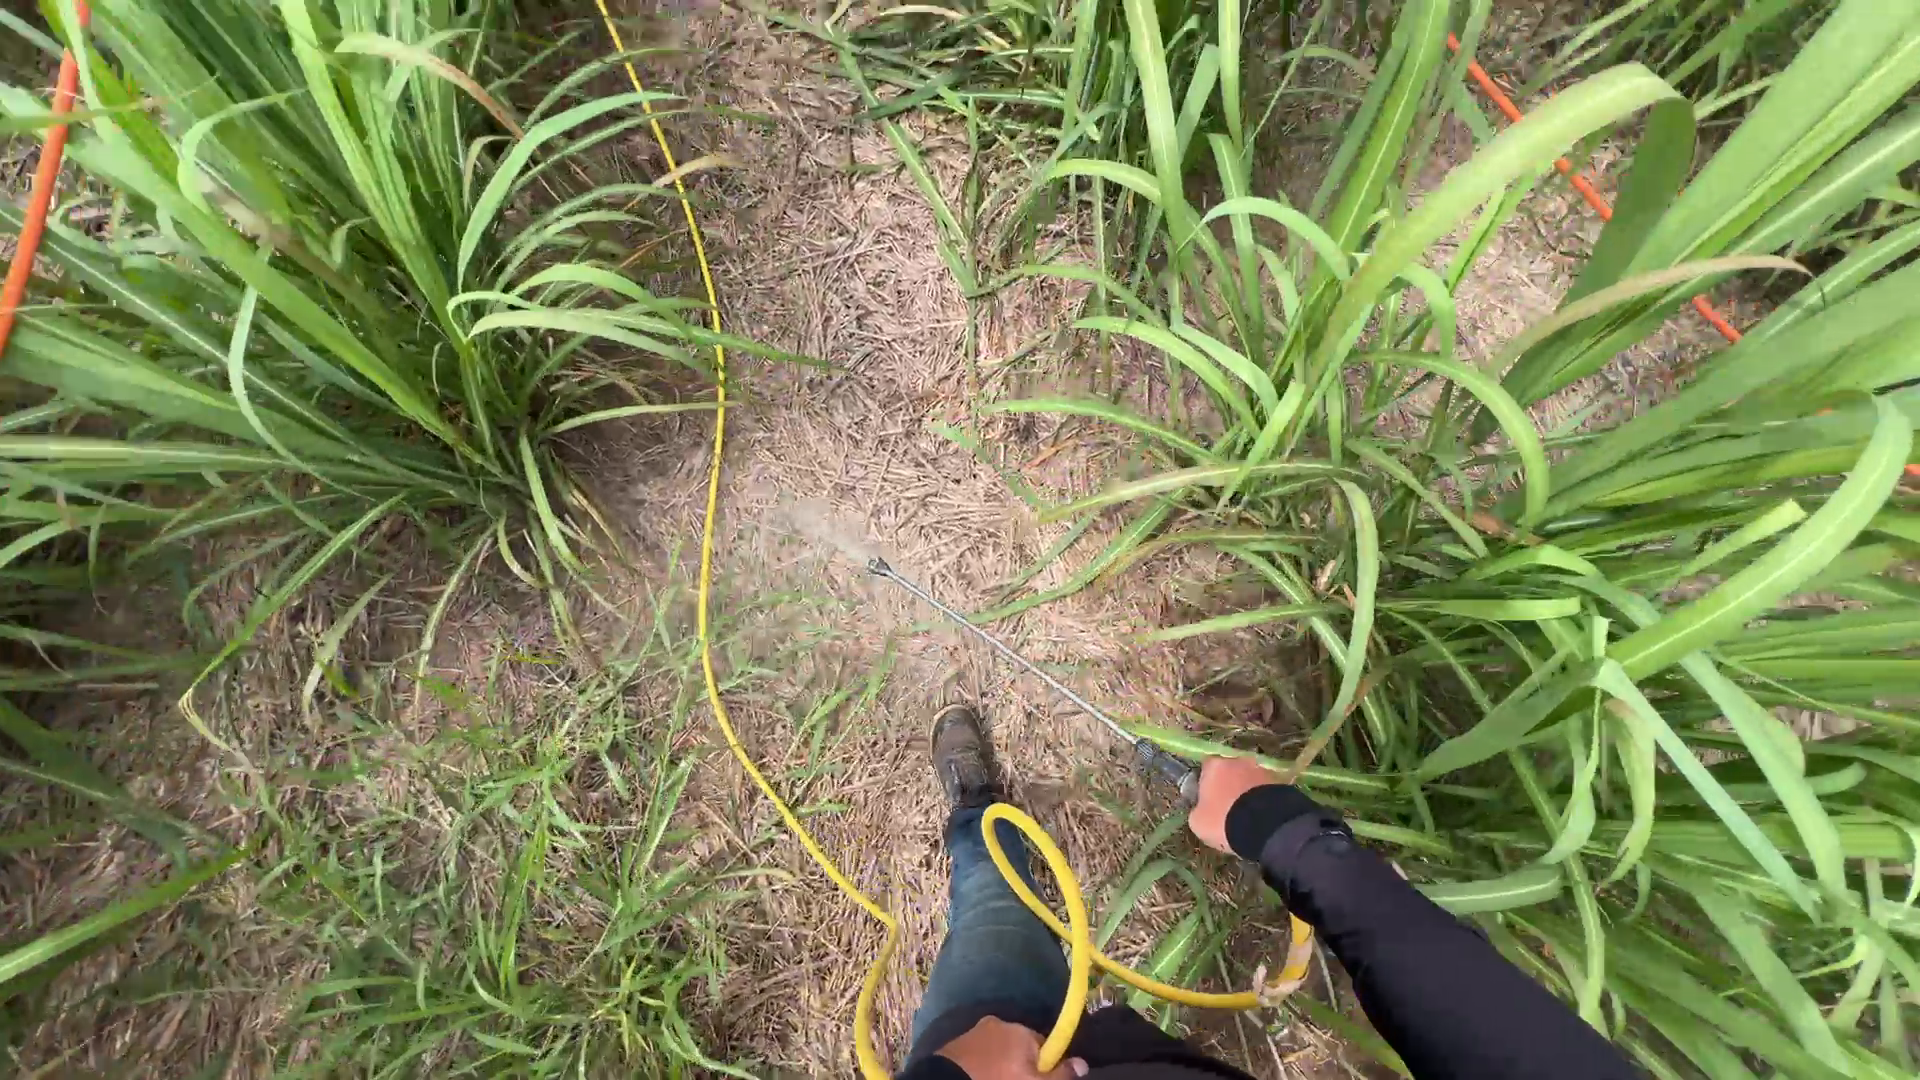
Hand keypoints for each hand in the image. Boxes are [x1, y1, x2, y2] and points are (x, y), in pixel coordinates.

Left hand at [935, 1016, 1088, 1078]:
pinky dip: (981, 1068)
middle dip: (1020, 1066)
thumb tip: (1084, 1063)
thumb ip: (1060, 1076)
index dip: (1044, 1066)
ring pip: (997, 1052)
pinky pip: (977, 1057)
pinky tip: (981, 1078)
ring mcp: (974, 1032)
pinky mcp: (956, 1045)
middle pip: (1019, 1048)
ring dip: (999, 1067)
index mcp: (1020, 1030)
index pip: (1043, 1045)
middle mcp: (998, 1023)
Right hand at [1187, 755, 1286, 853]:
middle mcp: (1237, 761)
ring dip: (1248, 793)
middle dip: (1229, 786)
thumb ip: (1197, 810)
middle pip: (1230, 772)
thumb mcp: (1198, 822)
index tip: (1208, 801)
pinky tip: (1263, 818)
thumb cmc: (1223, 821)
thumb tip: (1201, 809)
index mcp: (1214, 765)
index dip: (1206, 785)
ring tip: (1249, 816)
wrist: (1266, 828)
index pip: (1206, 769)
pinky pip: (1266, 791)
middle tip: (1229, 808)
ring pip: (1250, 780)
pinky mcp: (1280, 783)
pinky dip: (1264, 801)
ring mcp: (1261, 770)